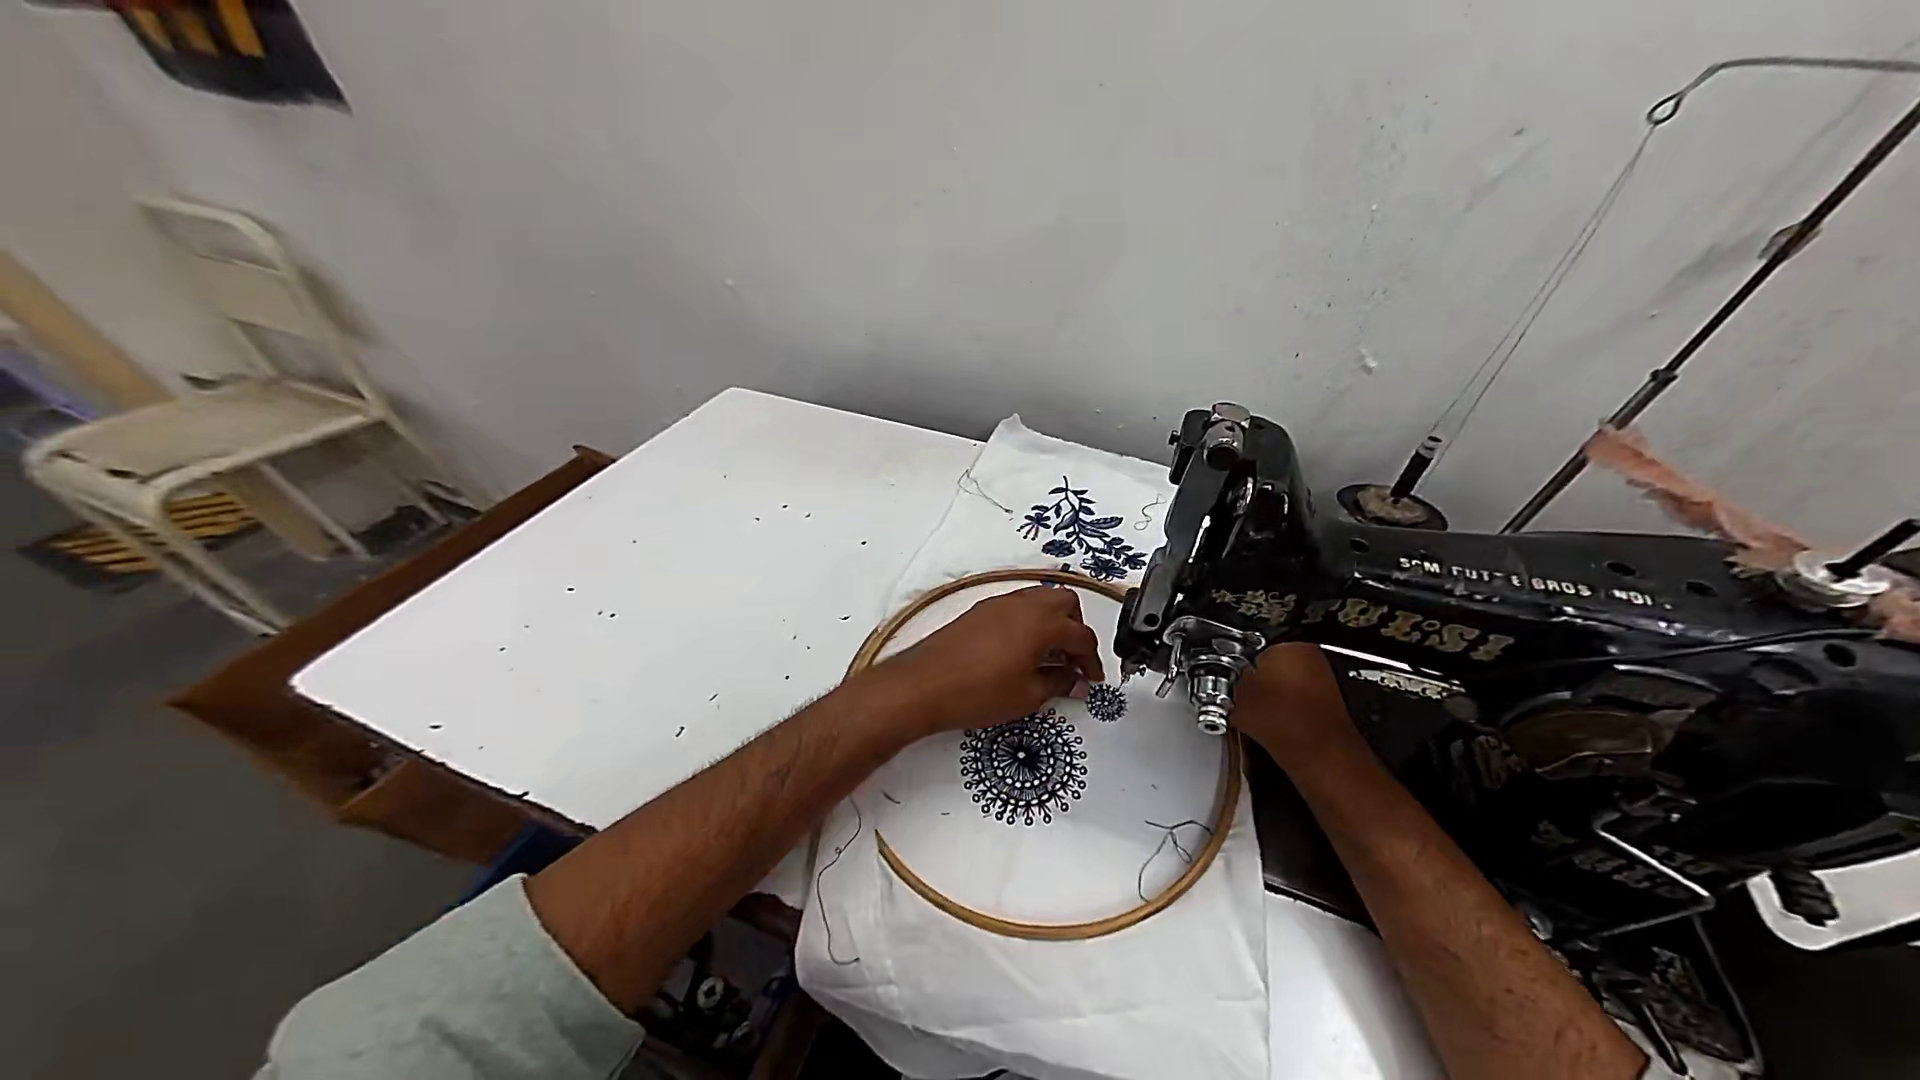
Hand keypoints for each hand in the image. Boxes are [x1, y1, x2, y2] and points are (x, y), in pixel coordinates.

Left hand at [862, 585, 1106, 736]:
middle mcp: (1021, 604)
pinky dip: (1030, 620)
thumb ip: (1058, 683)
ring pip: (1040, 599)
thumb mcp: (1027, 695)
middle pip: (1065, 603)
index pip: (1081, 635)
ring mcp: (998, 604)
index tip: (1091, 678)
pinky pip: (1016, 605)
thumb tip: (1073, 680)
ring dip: (1053, 621)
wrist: (923, 686)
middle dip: (1076, 629)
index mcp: (1041, 622)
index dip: (1092, 659)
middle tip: (1074, 660)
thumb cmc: (976, 692)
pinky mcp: (979, 611)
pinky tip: (1023, 650)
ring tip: (1050, 655)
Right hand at [1230, 642, 1369, 773]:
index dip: (1231, 665)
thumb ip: (1225, 679)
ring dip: (1263, 695)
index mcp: (1289, 646)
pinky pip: (1291, 698)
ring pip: (1277, 682)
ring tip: (1252, 713)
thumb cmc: (1288, 723)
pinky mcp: (1323, 704)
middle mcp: (1311, 658)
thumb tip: (1220, 678)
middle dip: (1249, 680)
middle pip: (1264, 664)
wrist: (1319, 756)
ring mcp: (1321, 681)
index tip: (1225, 678)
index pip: (1248, 647)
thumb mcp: (1236, 695)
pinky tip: (1269, 723)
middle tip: (1235, 696)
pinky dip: (1279, 708)